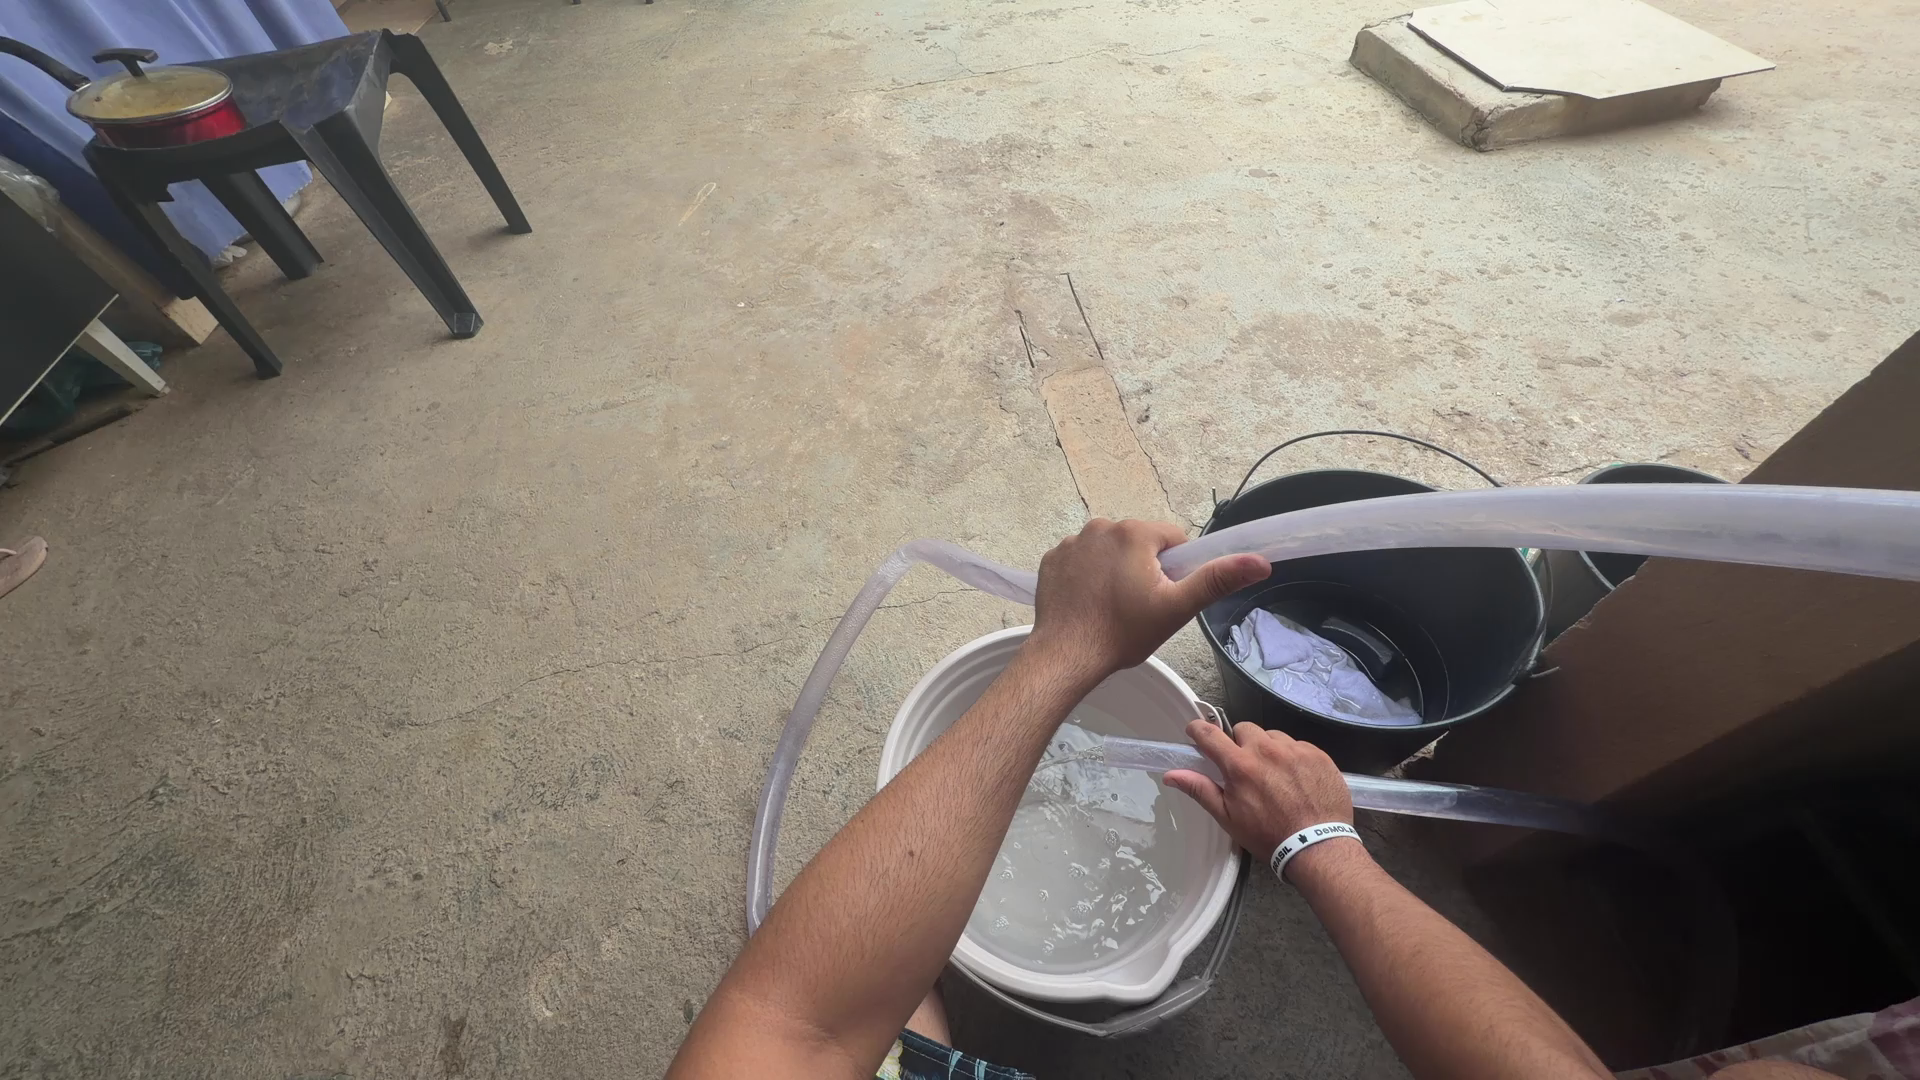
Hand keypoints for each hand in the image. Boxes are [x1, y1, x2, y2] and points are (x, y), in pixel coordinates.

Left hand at [1024, 519, 1269, 680]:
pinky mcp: (1051, 559)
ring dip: (1114, 568)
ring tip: (1112, 605)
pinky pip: (1080, 559)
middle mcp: (1100, 527)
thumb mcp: (1176, 608)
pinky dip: (1086, 575)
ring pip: (1109, 549)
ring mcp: (1071, 542)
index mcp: (1134, 533)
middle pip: (1139, 542)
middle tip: (1138, 604)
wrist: (1066, 655)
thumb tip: (1260, 561)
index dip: (1176, 567)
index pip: (1172, 538)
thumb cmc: (1123, 633)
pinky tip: (1088, 601)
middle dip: (1144, 566)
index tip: (1165, 594)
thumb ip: (1216, 580)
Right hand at [1164, 721, 1355, 866]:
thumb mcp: (1228, 817)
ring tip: (1275, 774)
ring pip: (1272, 736)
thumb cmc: (1269, 835)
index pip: (1209, 733)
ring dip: (1268, 749)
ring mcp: (1295, 750)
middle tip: (1245, 767)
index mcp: (1240, 765)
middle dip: (1240, 743)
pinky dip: (1293, 757)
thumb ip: (1200, 789)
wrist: (1320, 848)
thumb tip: (1171, 775)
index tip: (1196, 733)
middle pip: (1243, 729)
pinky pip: (1298, 745)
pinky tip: (1296, 779)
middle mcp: (1266, 750)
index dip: (1198, 729)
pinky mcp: (1318, 755)